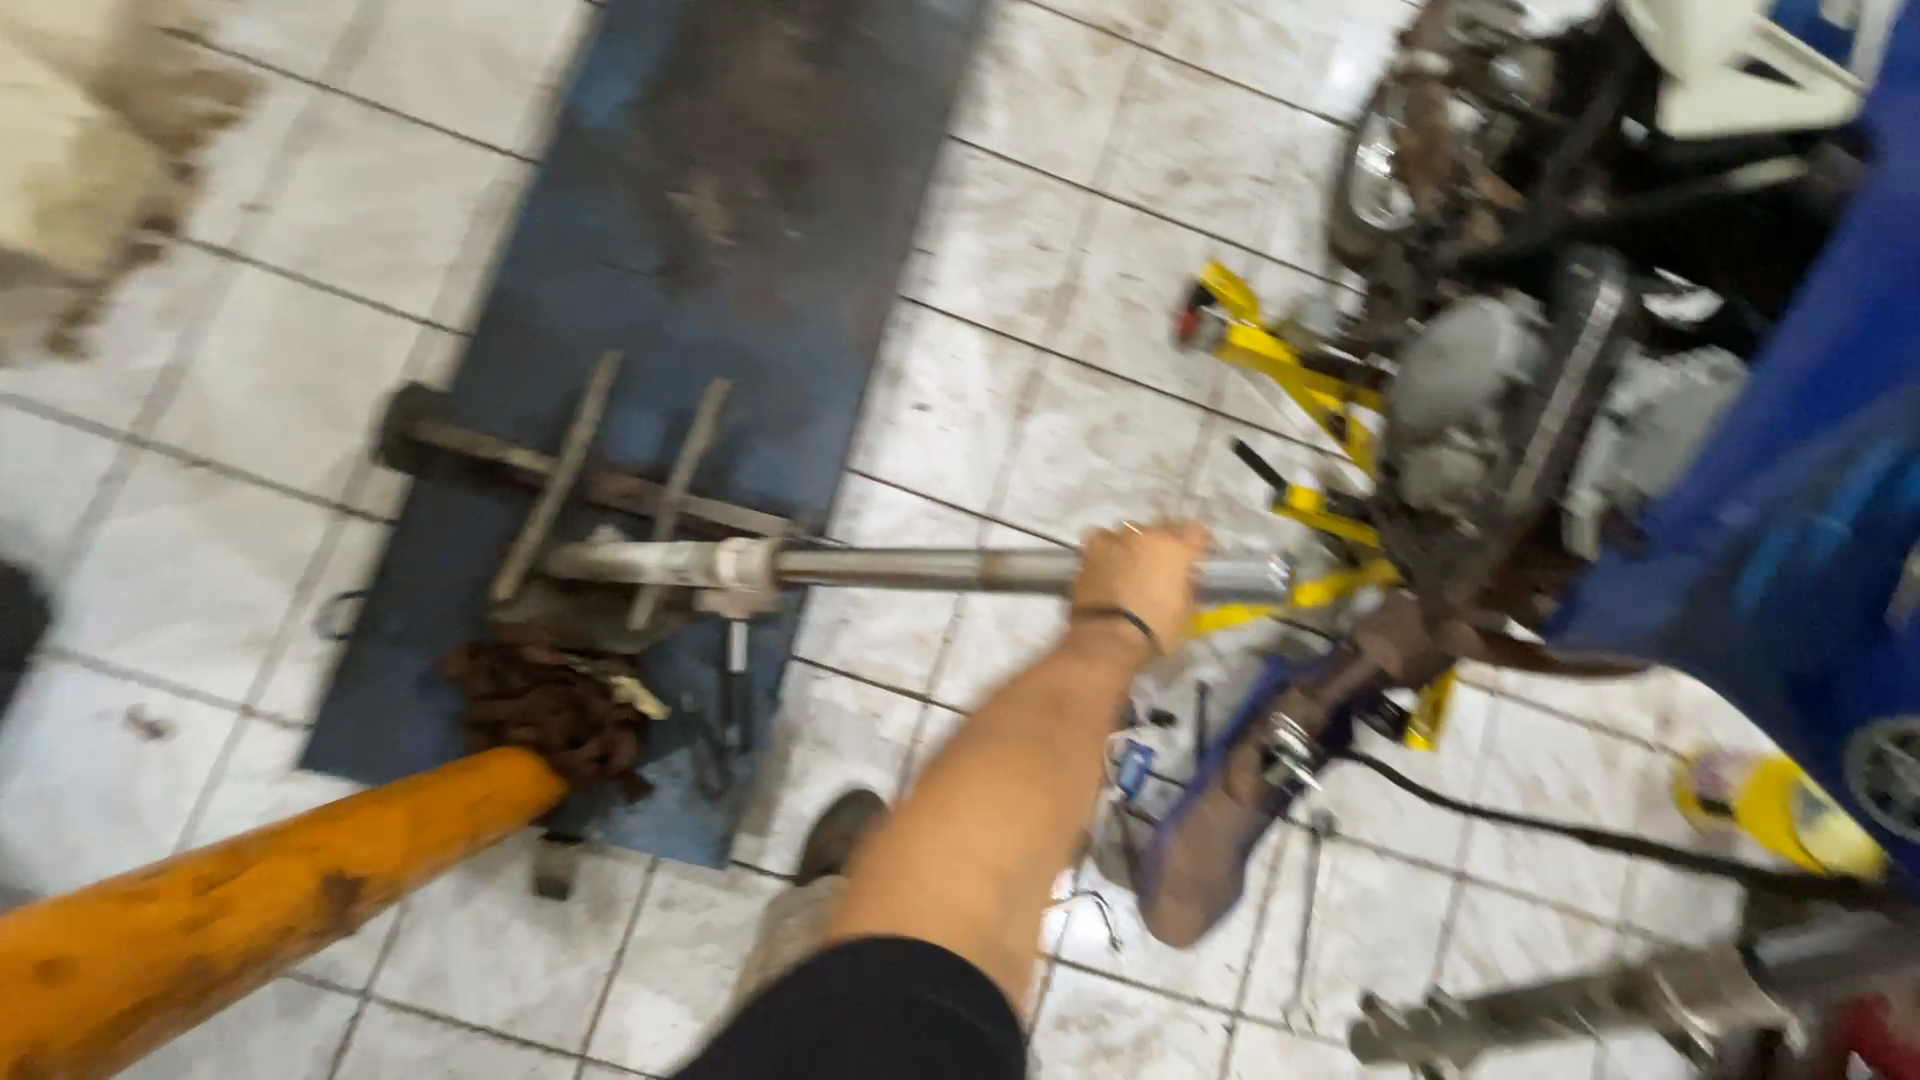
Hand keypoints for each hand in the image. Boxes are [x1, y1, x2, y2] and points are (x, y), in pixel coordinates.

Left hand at [1070, 520, 1211, 659]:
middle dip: (1166, 541)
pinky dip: (1108, 549)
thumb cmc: (1155, 628)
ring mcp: (1114, 541)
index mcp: (1175, 547)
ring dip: (1134, 542)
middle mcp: (1144, 536)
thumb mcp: (1185, 609)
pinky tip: (1108, 560)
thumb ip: (1186, 584)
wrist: (1108, 637)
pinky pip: (1102, 542)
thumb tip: (1183, 576)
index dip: (1200, 542)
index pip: (1196, 531)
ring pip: (1129, 531)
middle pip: (1161, 528)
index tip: (1201, 552)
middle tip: (1166, 559)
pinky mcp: (1089, 553)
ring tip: (1134, 559)